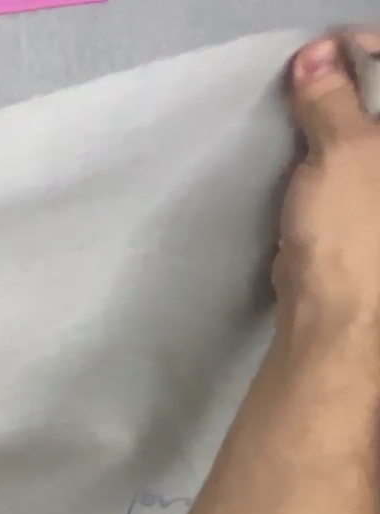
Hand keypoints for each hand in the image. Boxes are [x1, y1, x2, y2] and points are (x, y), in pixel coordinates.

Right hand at [278, 33, 379, 328]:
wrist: (342, 301)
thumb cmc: (354, 225)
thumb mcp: (341, 152)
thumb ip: (331, 101)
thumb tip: (317, 53)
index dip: (367, 49)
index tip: (320, 54)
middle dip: (350, 80)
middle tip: (308, 78)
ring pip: (370, 124)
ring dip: (338, 111)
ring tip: (305, 109)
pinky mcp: (373, 197)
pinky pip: (358, 152)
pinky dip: (333, 141)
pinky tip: (310, 146)